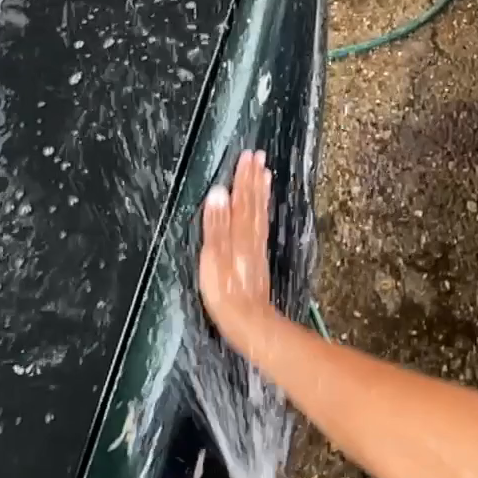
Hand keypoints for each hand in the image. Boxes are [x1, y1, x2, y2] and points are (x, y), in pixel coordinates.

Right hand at [198, 150, 281, 351]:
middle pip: (253, 202)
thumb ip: (216, 224)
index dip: (244, 176)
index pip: (241, 198)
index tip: (247, 155)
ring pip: (259, 212)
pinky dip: (262, 210)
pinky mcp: (257, 258)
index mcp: (238, 232)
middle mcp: (250, 236)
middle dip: (253, 178)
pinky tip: (261, 206)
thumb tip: (219, 192)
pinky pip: (261, 224)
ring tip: (264, 172)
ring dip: (260, 191)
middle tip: (257, 156)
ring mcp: (256, 247)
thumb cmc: (225, 292)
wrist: (249, 322)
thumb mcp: (213, 257)